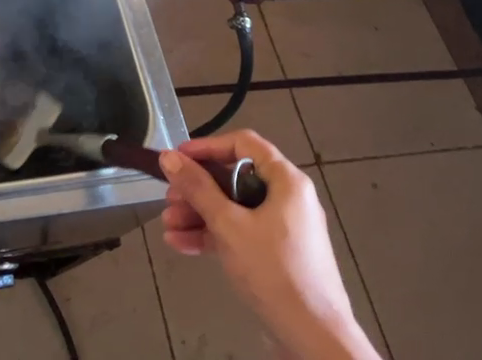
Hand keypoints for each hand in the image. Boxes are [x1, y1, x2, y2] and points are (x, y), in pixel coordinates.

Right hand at [160, 130, 379, 359]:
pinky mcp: (277, 255)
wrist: (313, 338)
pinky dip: (213, 235)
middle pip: (234, 178)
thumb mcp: (228, 225)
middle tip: (169, 198)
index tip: (178, 158)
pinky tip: (182, 244)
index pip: (243, 143)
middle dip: (197, 189)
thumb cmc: (273, 270)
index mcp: (286, 181)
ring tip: (168, 225)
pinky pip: (240, 233)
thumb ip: (197, 188)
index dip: (208, 147)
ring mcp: (283, 228)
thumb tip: (169, 156)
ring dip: (199, 214)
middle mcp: (288, 198)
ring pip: (234, 208)